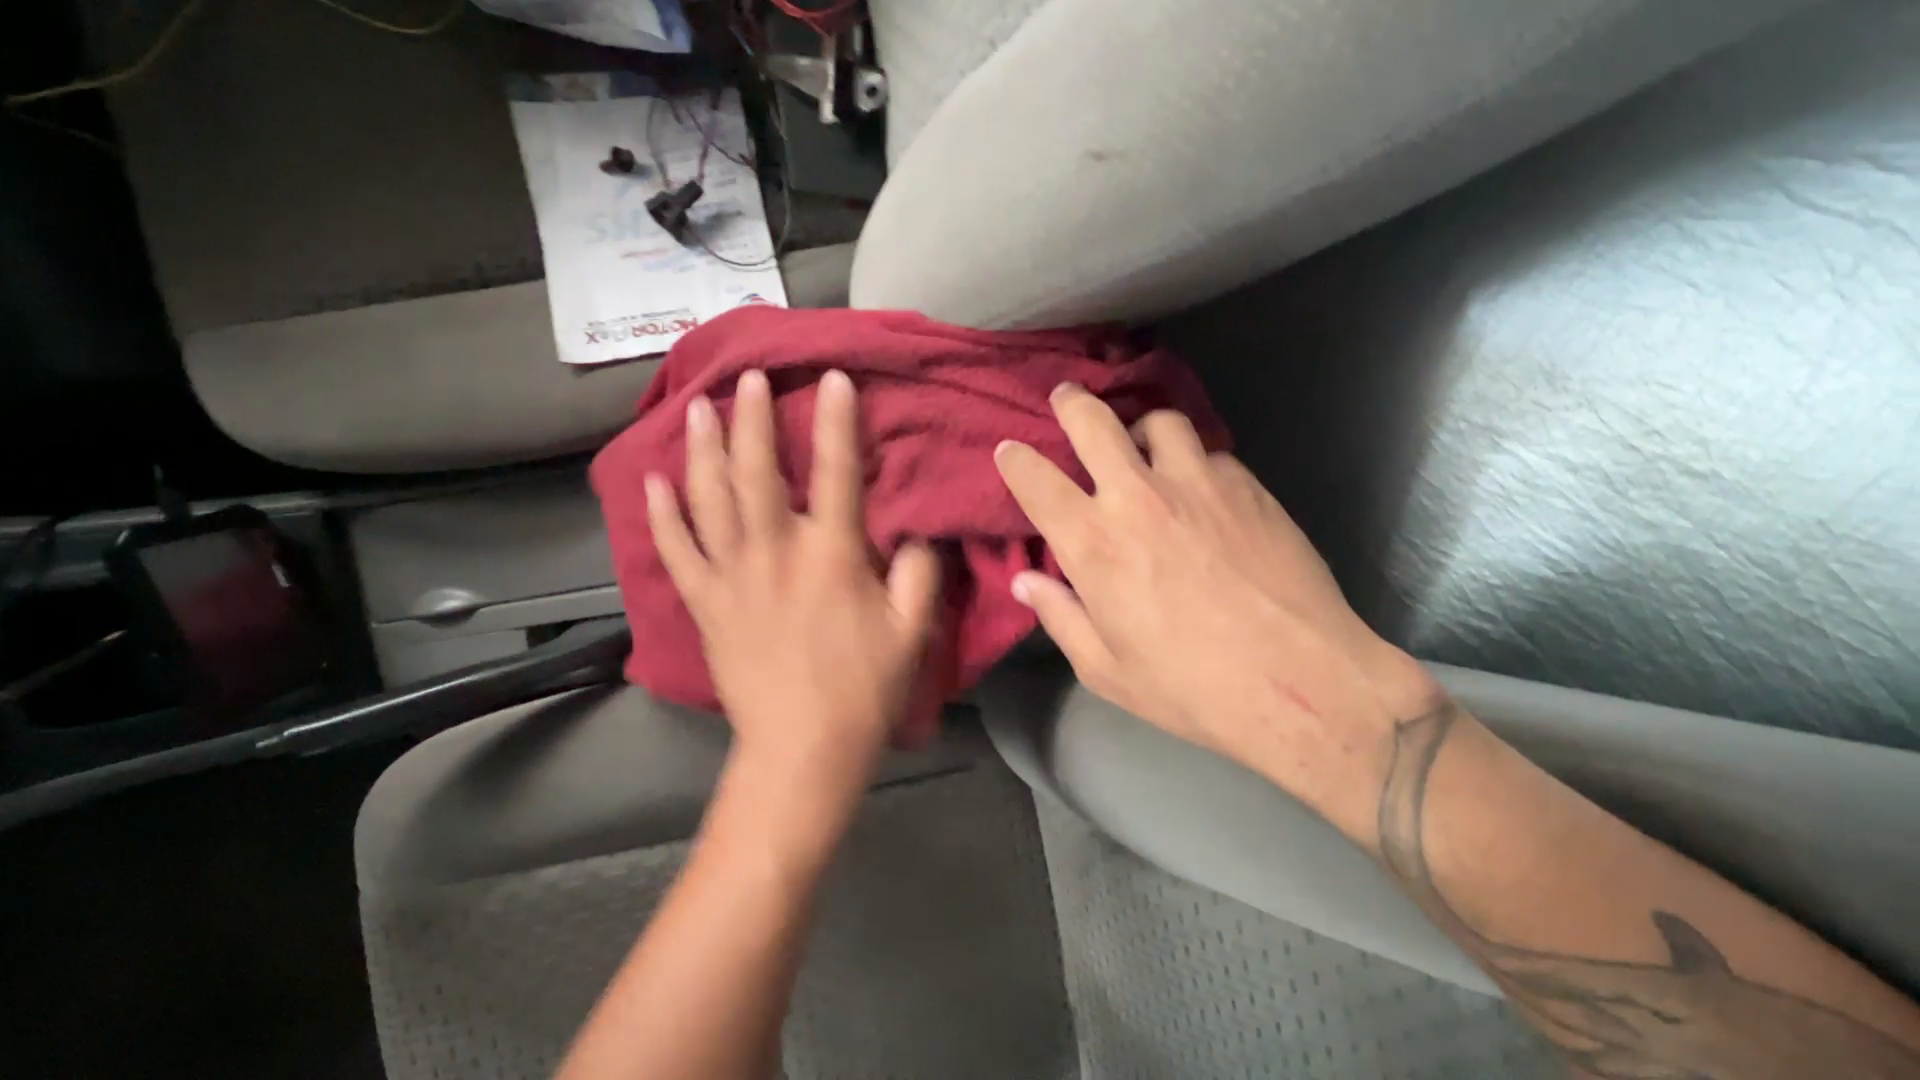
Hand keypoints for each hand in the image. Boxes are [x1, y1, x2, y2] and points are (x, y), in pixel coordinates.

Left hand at [646, 369, 940, 805]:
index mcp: (832, 555)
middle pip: (757, 471)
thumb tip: (917, 528)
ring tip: (697, 407)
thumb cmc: (864, 690)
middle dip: (752, 418)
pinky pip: (677, 550)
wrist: (802, 748)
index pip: (837, 472)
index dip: (836, 420)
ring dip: (701, 449)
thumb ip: (919, 571)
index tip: (832, 377)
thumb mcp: (913, 631)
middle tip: (747, 377)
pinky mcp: (705, 604)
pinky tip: (654, 481)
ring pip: (709, 499)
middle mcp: (776, 552)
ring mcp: (732, 576)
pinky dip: (663, 515)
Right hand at [993, 385, 1436, 833]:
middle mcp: (1139, 497)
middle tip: (1067, 398)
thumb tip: (1027, 582)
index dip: (1015, 460)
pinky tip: (1203, 490)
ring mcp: (1199, 483)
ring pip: (1161, 422)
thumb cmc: (1191, 687)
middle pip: (1094, 421)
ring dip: (1142, 429)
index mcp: (1093, 543)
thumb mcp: (1107, 670)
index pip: (1036, 480)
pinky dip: (1196, 463)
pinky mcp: (1248, 486)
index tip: (1009, 452)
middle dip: (1071, 403)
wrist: (1300, 680)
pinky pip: (1212, 455)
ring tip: (1145, 445)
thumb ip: (1061, 617)